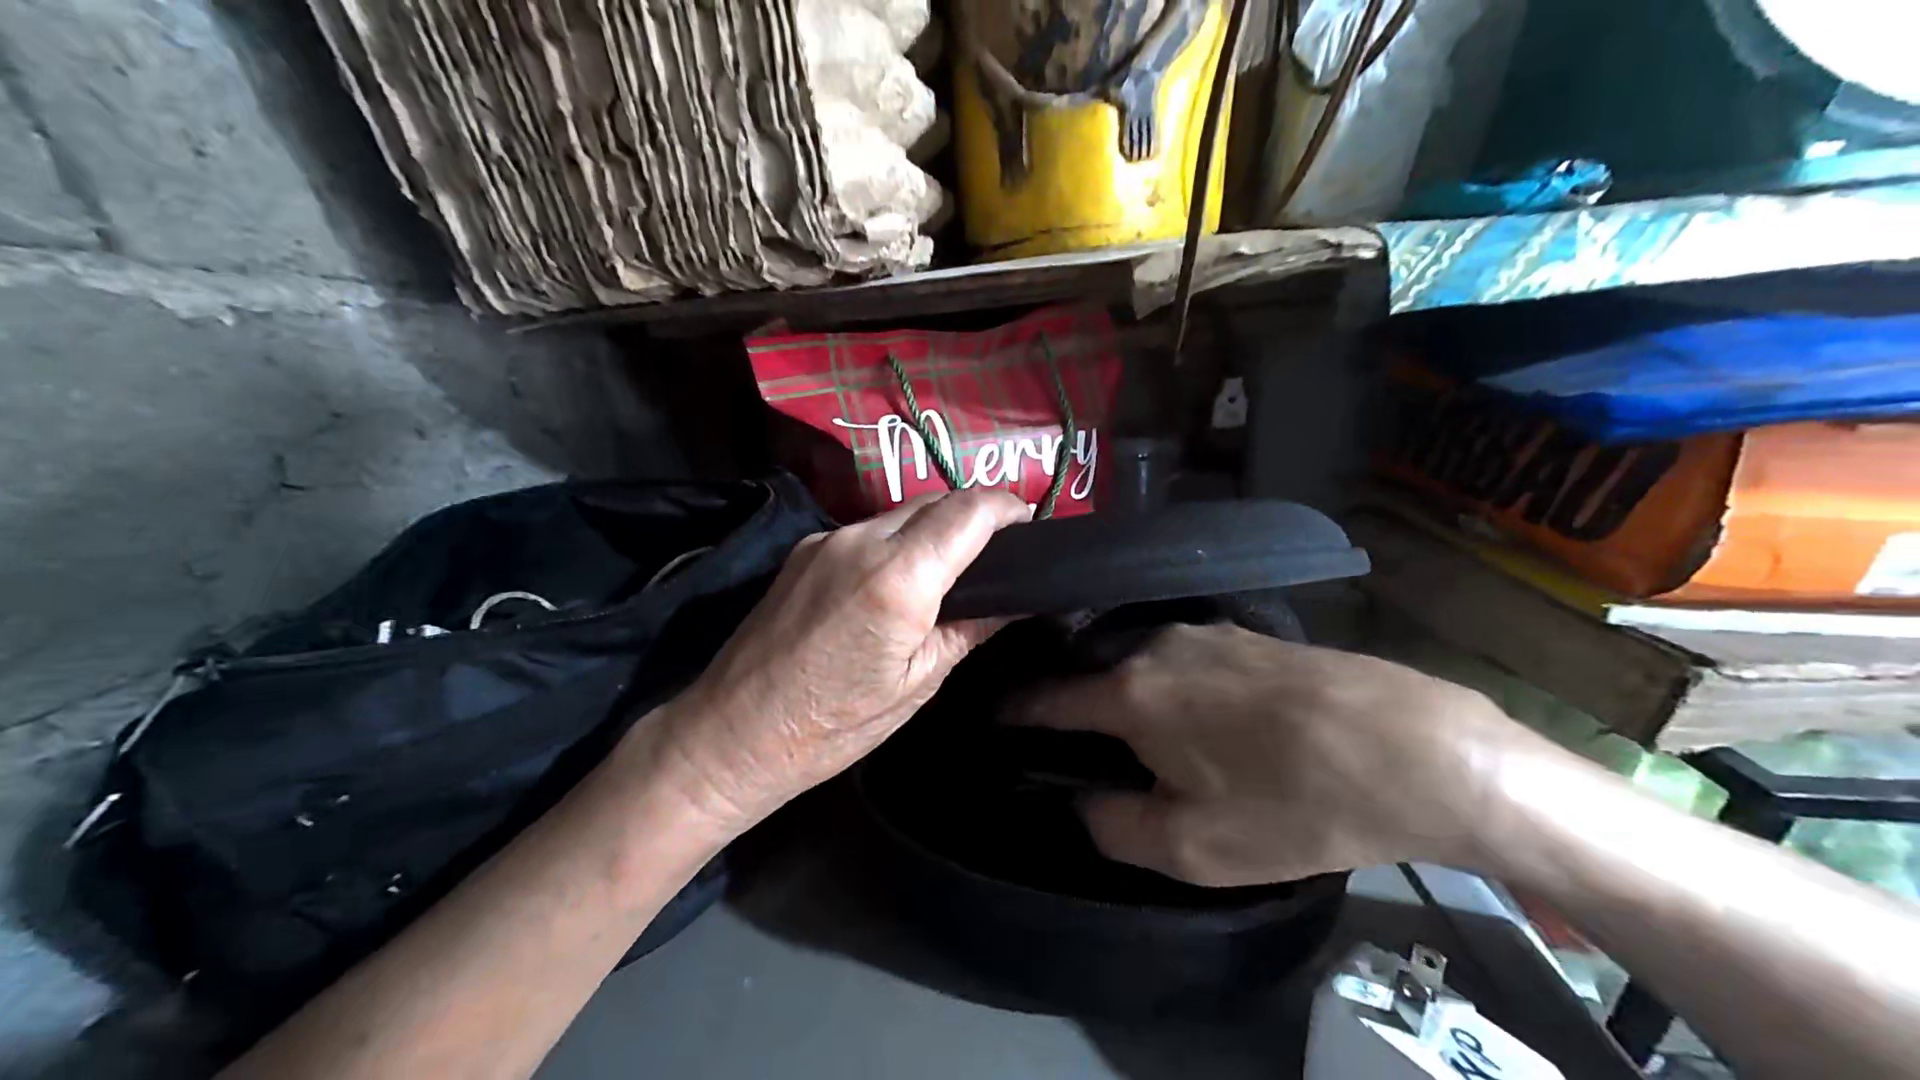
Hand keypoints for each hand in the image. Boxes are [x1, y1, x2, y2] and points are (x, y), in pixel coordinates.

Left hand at [638, 489, 1030, 831]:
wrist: (733, 732)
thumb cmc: (834, 724)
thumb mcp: (918, 684)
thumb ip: (970, 627)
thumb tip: (1013, 598)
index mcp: (899, 578)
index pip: (968, 510)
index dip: (1007, 507)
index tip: (1028, 524)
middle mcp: (861, 540)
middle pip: (935, 501)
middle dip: (973, 516)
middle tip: (996, 553)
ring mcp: (827, 540)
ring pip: (900, 513)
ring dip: (933, 528)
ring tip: (949, 569)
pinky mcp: (804, 548)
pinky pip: (867, 530)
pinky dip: (896, 542)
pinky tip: (896, 580)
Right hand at [1020, 623, 1541, 885]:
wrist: (1416, 747)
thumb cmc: (1294, 802)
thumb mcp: (1194, 847)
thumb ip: (1115, 827)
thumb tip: (1084, 802)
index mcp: (1129, 693)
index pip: (1047, 699)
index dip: (1017, 713)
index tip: (997, 721)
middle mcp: (1155, 647)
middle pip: (1094, 677)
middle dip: (1079, 710)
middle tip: (1086, 750)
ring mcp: (1206, 632)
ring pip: (1142, 665)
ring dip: (1133, 696)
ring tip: (1152, 738)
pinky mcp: (1249, 633)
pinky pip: (1187, 659)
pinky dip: (1176, 685)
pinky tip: (1209, 716)